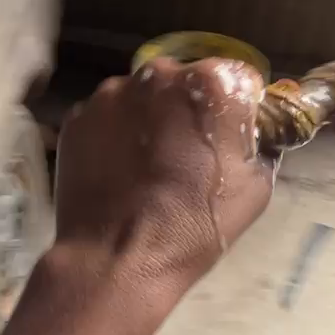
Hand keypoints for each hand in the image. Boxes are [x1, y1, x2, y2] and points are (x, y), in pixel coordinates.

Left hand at [49, 57, 274, 309]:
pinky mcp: (76, 119)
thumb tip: (248, 136)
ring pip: (140, 99)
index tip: (230, 139)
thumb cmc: (194, 226)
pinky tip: (116, 174)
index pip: (236, 78)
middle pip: (183, 82)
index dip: (237, 109)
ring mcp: (109, 95)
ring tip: (145, 168)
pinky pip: (106, 120)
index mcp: (210, 83)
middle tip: (185, 156)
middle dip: (187, 111)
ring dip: (147, 122)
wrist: (117, 260)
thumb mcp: (255, 189)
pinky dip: (113, 138)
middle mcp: (158, 74)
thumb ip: (257, 145)